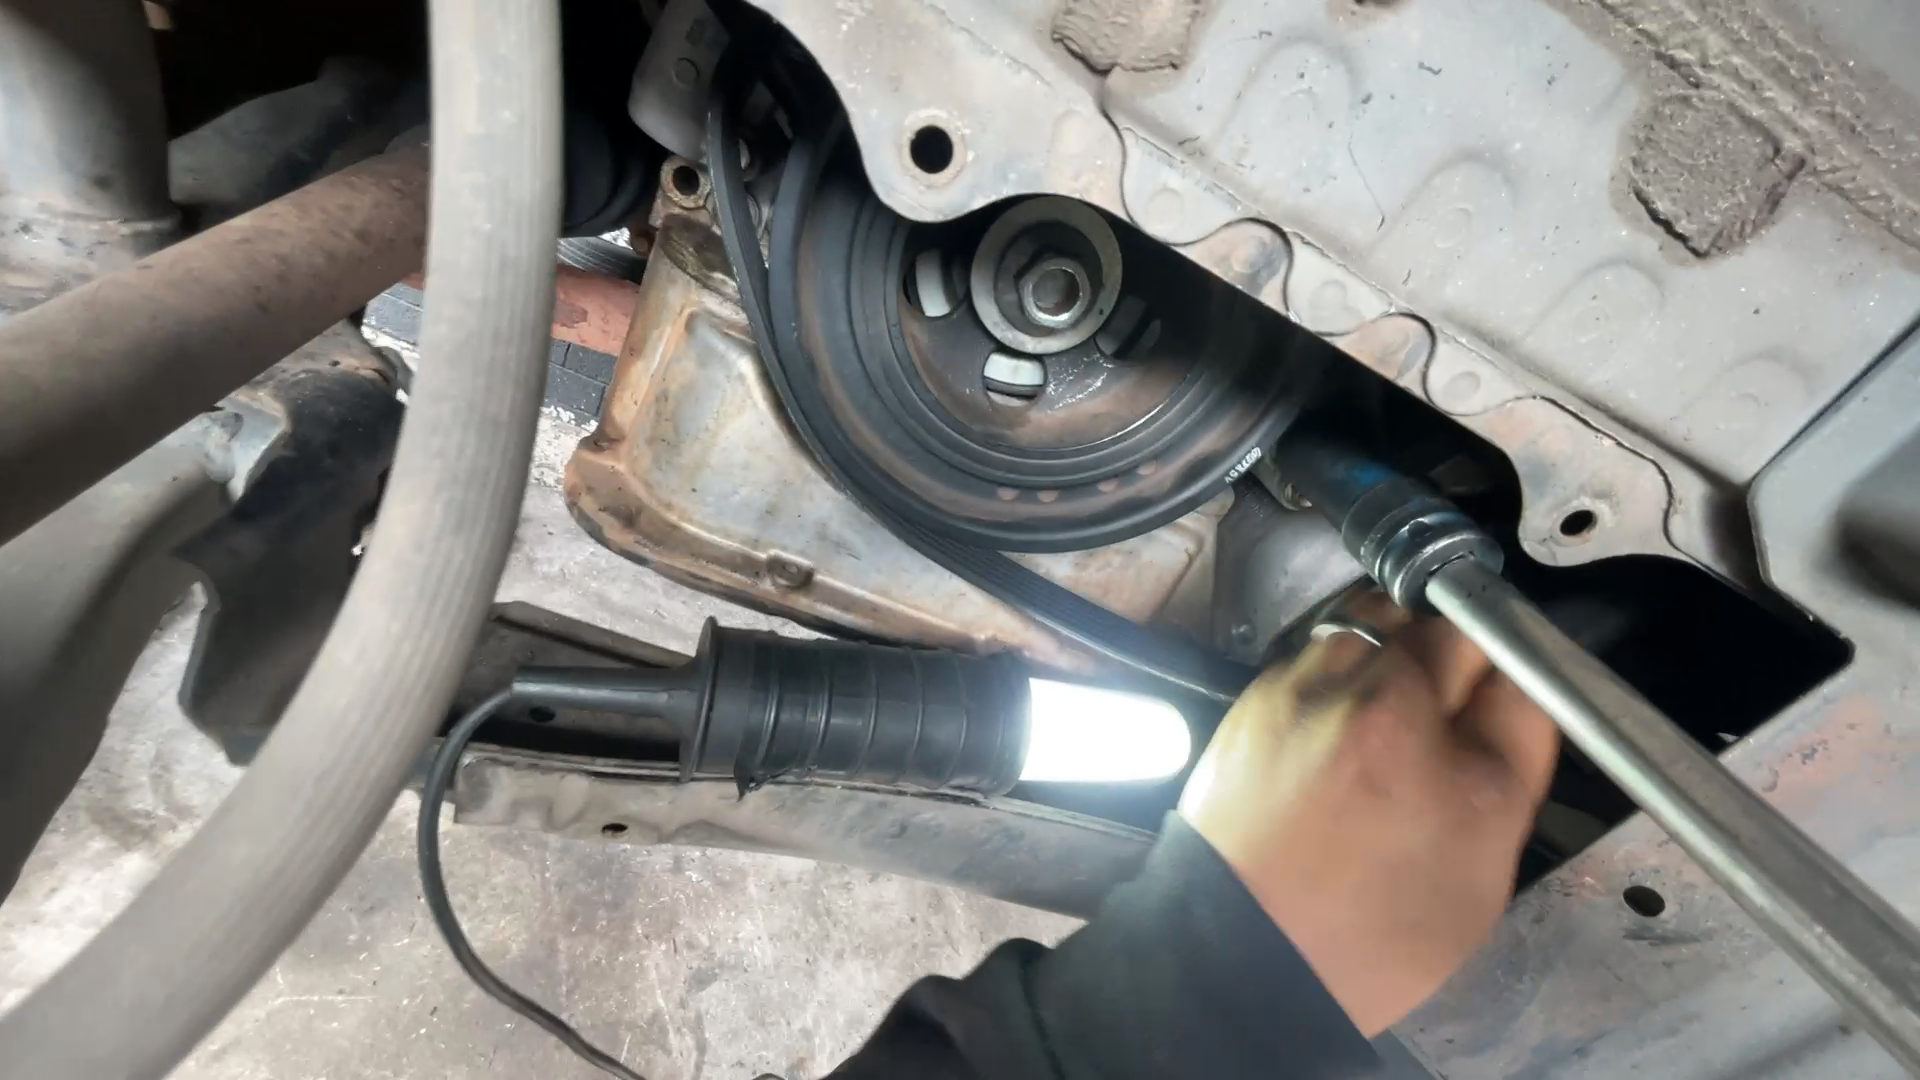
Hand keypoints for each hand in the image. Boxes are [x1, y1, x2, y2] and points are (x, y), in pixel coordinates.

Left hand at [1178, 596, 1557, 1035]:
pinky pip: (1310, 650)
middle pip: (1419, 618)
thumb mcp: (1480, 854)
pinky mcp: (1253, 695)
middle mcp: (1357, 696)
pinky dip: (1337, 661)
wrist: (1246, 935)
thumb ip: (1508, 750)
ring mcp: (1295, 688)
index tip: (1498, 672)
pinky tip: (1342, 709)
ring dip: (1386, 639)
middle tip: (1447, 683)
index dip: (1501, 653)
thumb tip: (1511, 681)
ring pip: (1359, 621)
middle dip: (1443, 636)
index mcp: (1428, 739)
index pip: (1482, 644)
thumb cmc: (1374, 919)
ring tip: (1393, 694)